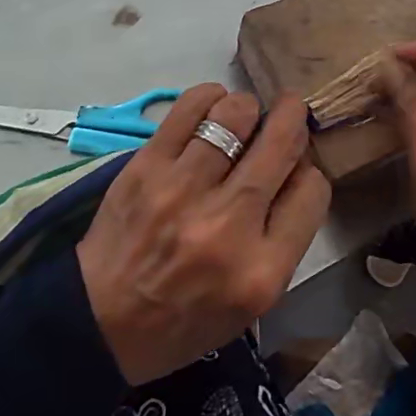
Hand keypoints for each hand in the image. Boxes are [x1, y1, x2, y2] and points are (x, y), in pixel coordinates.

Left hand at [77, 85, 330, 385]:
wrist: (104, 318)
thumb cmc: (184, 319)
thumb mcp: (250, 304)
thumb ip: (279, 240)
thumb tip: (293, 172)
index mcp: (261, 270)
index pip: (311, 192)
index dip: (310, 170)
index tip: (299, 165)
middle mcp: (227, 224)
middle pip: (279, 147)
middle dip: (292, 119)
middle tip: (291, 106)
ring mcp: (182, 189)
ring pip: (233, 117)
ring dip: (248, 106)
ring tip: (245, 111)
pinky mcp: (146, 166)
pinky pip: (187, 110)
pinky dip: (208, 96)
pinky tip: (213, 102)